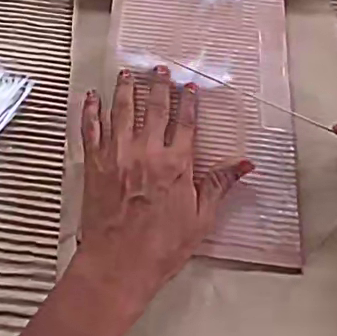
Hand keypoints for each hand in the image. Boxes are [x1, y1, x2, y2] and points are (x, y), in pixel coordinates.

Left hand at [74, 68, 251, 313]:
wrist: (117, 266)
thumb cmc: (160, 247)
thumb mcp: (200, 218)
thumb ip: (219, 185)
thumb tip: (245, 164)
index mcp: (175, 164)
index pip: (186, 122)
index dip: (188, 101)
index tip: (189, 87)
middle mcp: (147, 152)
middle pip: (155, 108)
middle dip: (159, 85)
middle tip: (160, 69)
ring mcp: (118, 155)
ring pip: (122, 111)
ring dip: (126, 89)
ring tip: (128, 73)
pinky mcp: (95, 164)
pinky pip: (91, 129)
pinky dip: (91, 111)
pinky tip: (92, 97)